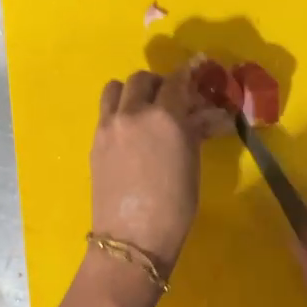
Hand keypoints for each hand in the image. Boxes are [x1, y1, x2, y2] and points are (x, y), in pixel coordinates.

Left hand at [91, 71, 201, 273]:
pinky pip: (106, 112)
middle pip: (142, 80)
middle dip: (159, 84)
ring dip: (131, 92)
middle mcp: (134, 112)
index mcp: (165, 115)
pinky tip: (131, 132)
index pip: (177, 81)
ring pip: (116, 89)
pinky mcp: (96, 141)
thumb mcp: (192, 164)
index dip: (188, 73)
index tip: (196, 69)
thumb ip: (197, 131)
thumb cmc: (175, 205)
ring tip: (144, 109)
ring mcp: (109, 125)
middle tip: (171, 98)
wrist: (133, 237)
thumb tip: (210, 116)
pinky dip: (119, 111)